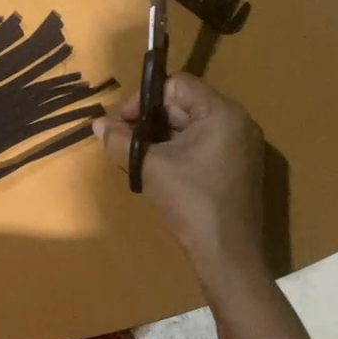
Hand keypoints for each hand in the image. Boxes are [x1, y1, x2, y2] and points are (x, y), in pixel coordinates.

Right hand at [93, 74, 265, 279]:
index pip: (177, 84)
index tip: (123, 124)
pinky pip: (202, 146)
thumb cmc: (191, 201)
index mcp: (221, 113)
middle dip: (150, 121)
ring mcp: (240, 147)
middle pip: (184, 105)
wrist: (227, 253)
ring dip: (161, 138)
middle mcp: (237, 123)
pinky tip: (158, 171)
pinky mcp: (237, 168)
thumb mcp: (149, 167)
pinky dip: (177, 152)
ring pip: (190, 128)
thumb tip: (97, 124)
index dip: (144, 99)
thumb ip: (121, 141)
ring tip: (137, 159)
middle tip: (124, 142)